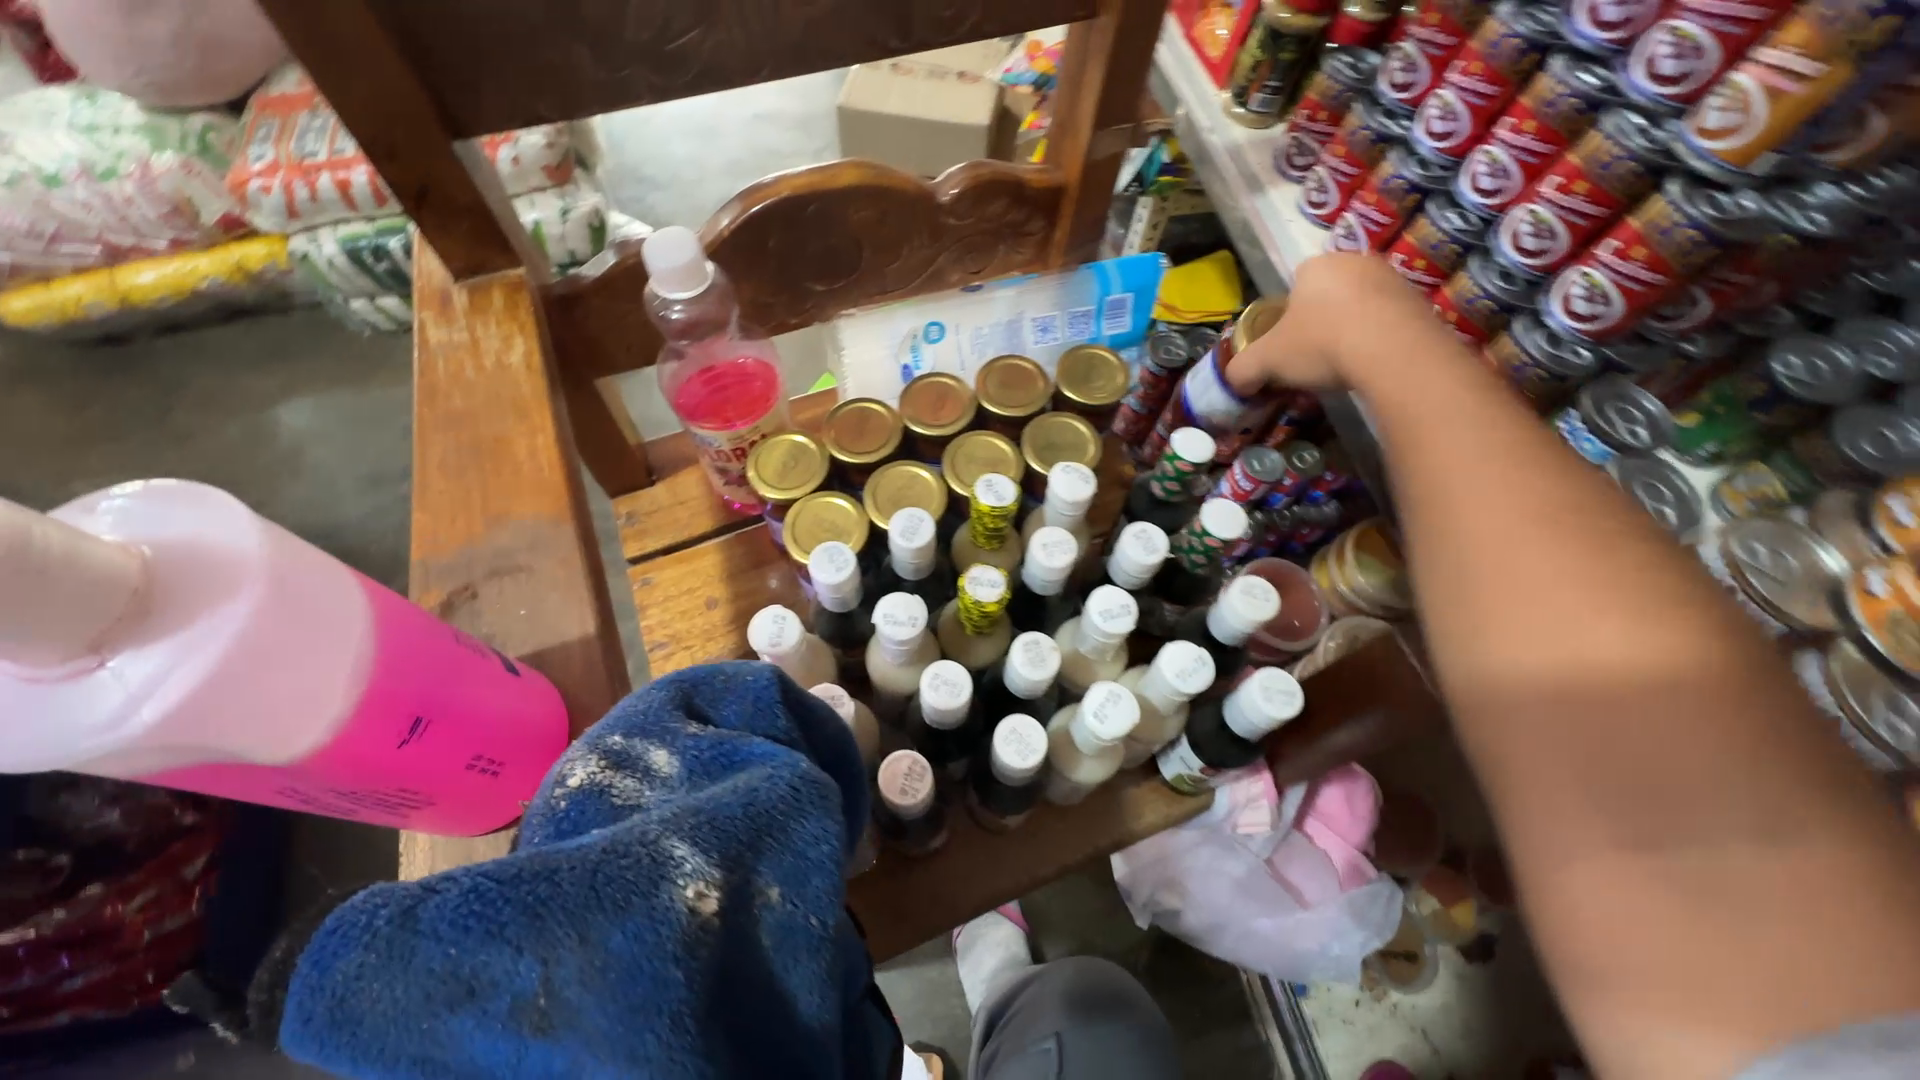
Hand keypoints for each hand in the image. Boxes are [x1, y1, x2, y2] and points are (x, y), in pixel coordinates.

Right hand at [1225, 253, 1446, 394]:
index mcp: (1315, 266)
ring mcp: (1393, 278)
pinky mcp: (1421, 301)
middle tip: (1316, 355)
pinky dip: (1381, 339)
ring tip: (1347, 363)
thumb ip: (1244, 369)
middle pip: (1331, 292)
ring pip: (1362, 304)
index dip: (1289, 315)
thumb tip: (1233, 381)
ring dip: (1354, 327)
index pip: (1295, 283)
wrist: (1393, 351)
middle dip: (1323, 319)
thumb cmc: (1320, 343)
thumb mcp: (1267, 360)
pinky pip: (1391, 319)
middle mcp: (1355, 261)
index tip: (1290, 343)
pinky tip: (1374, 363)